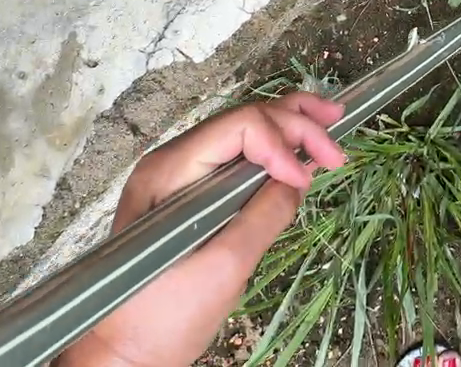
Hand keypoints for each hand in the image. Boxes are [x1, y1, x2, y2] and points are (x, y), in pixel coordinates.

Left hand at [58, 93, 345, 366]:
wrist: (123, 358)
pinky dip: (279, 142)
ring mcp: (184, 171)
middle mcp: (174, 158)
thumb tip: (299, 177)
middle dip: (297, 127)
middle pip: (248, 119)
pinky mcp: (197, 188)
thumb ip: (264, 215)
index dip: (281, 143)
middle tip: (337, 152)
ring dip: (293, 122)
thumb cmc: (164, 320)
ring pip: (248, 127)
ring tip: (333, 117)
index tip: (307, 181)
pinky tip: (306, 137)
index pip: (240, 127)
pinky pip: (243, 150)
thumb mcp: (223, 268)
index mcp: (169, 171)